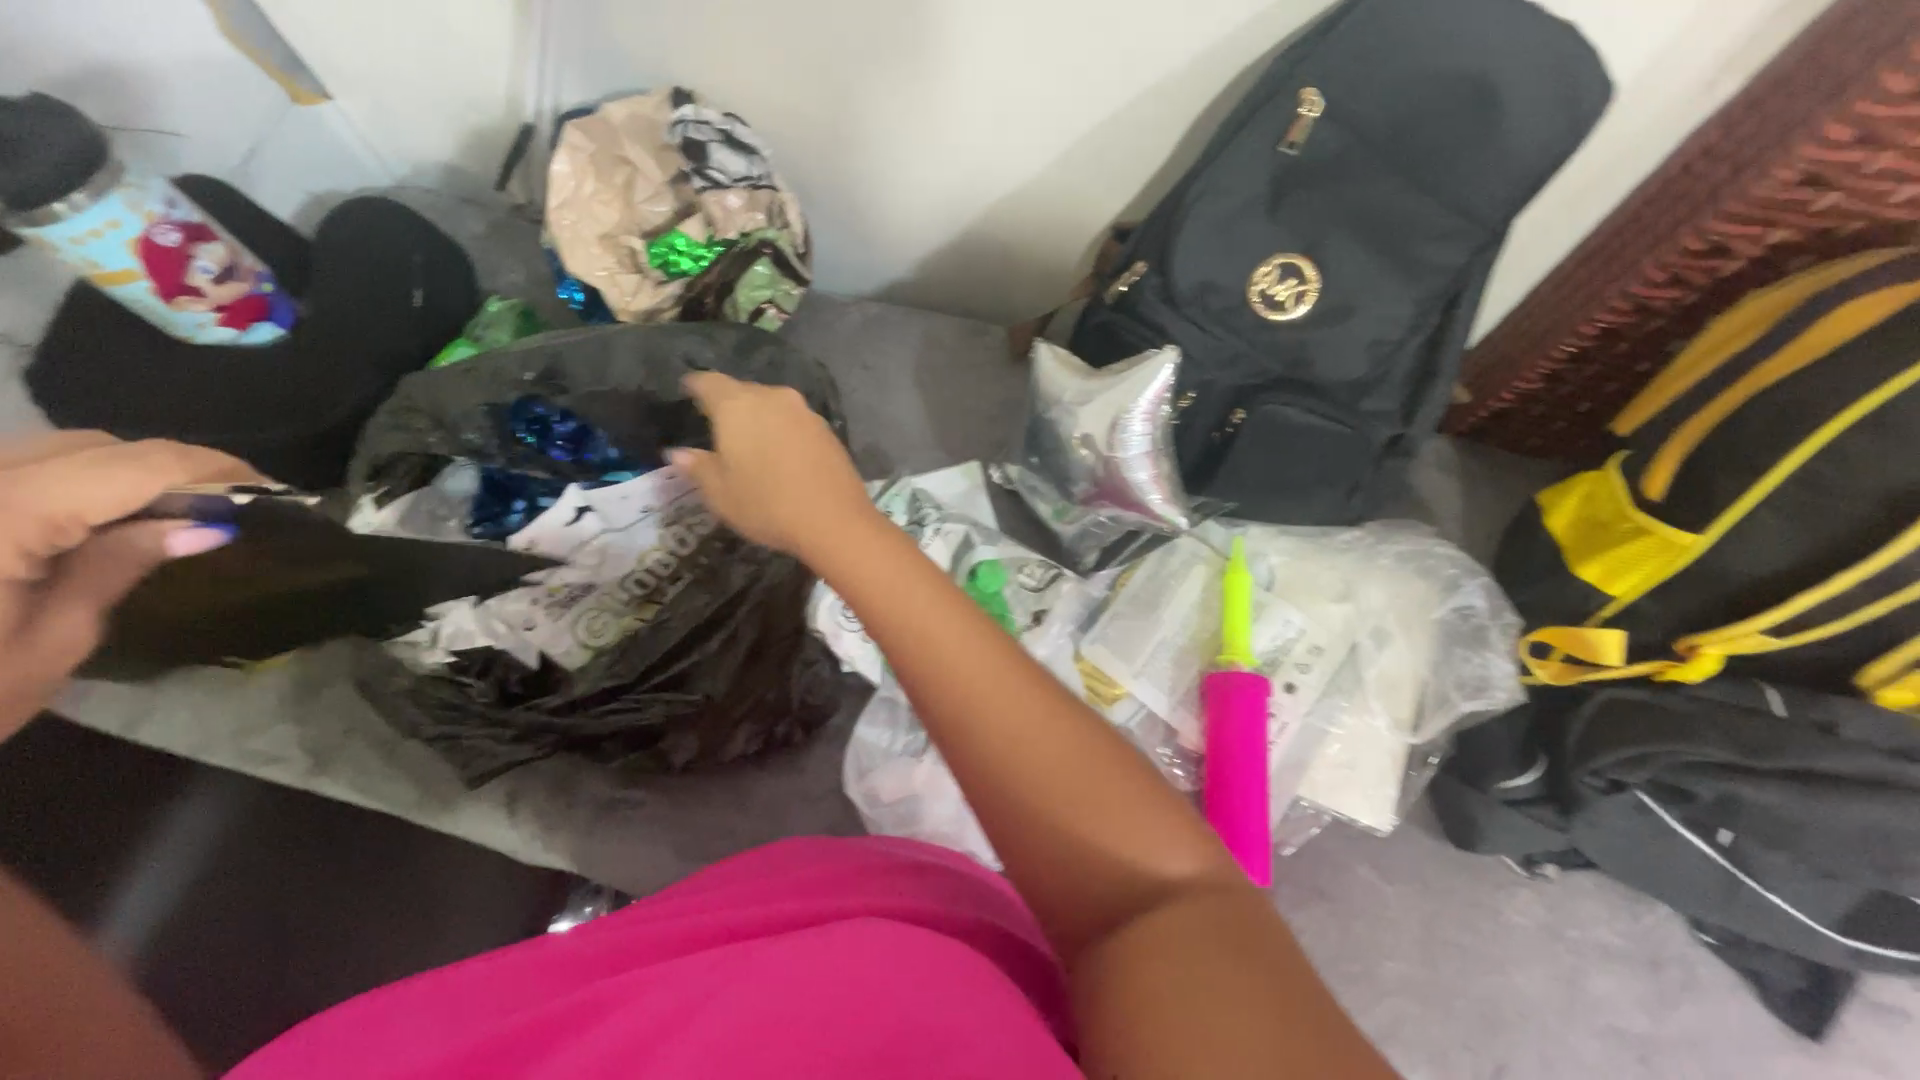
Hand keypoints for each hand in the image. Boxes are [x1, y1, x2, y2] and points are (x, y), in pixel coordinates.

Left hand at [0, 432, 259, 739]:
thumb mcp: (48, 647)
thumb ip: (117, 570)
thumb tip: (203, 526)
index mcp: (2, 517)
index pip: (132, 466)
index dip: (210, 470)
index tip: (271, 492)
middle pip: (92, 447)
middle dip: (171, 467)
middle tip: (231, 506)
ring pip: (53, 449)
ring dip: (124, 471)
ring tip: (176, 510)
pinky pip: (17, 468)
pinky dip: (74, 480)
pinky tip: (103, 517)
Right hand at [670, 372, 877, 558]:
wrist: (835, 520)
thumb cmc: (766, 505)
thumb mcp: (720, 493)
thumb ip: (697, 467)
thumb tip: (678, 452)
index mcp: (737, 405)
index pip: (708, 382)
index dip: (694, 385)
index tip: (686, 391)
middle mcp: (772, 397)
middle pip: (743, 391)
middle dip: (728, 404)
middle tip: (717, 424)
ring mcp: (804, 411)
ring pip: (772, 405)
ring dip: (759, 418)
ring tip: (750, 440)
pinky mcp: (827, 429)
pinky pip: (794, 421)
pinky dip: (783, 430)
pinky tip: (781, 453)